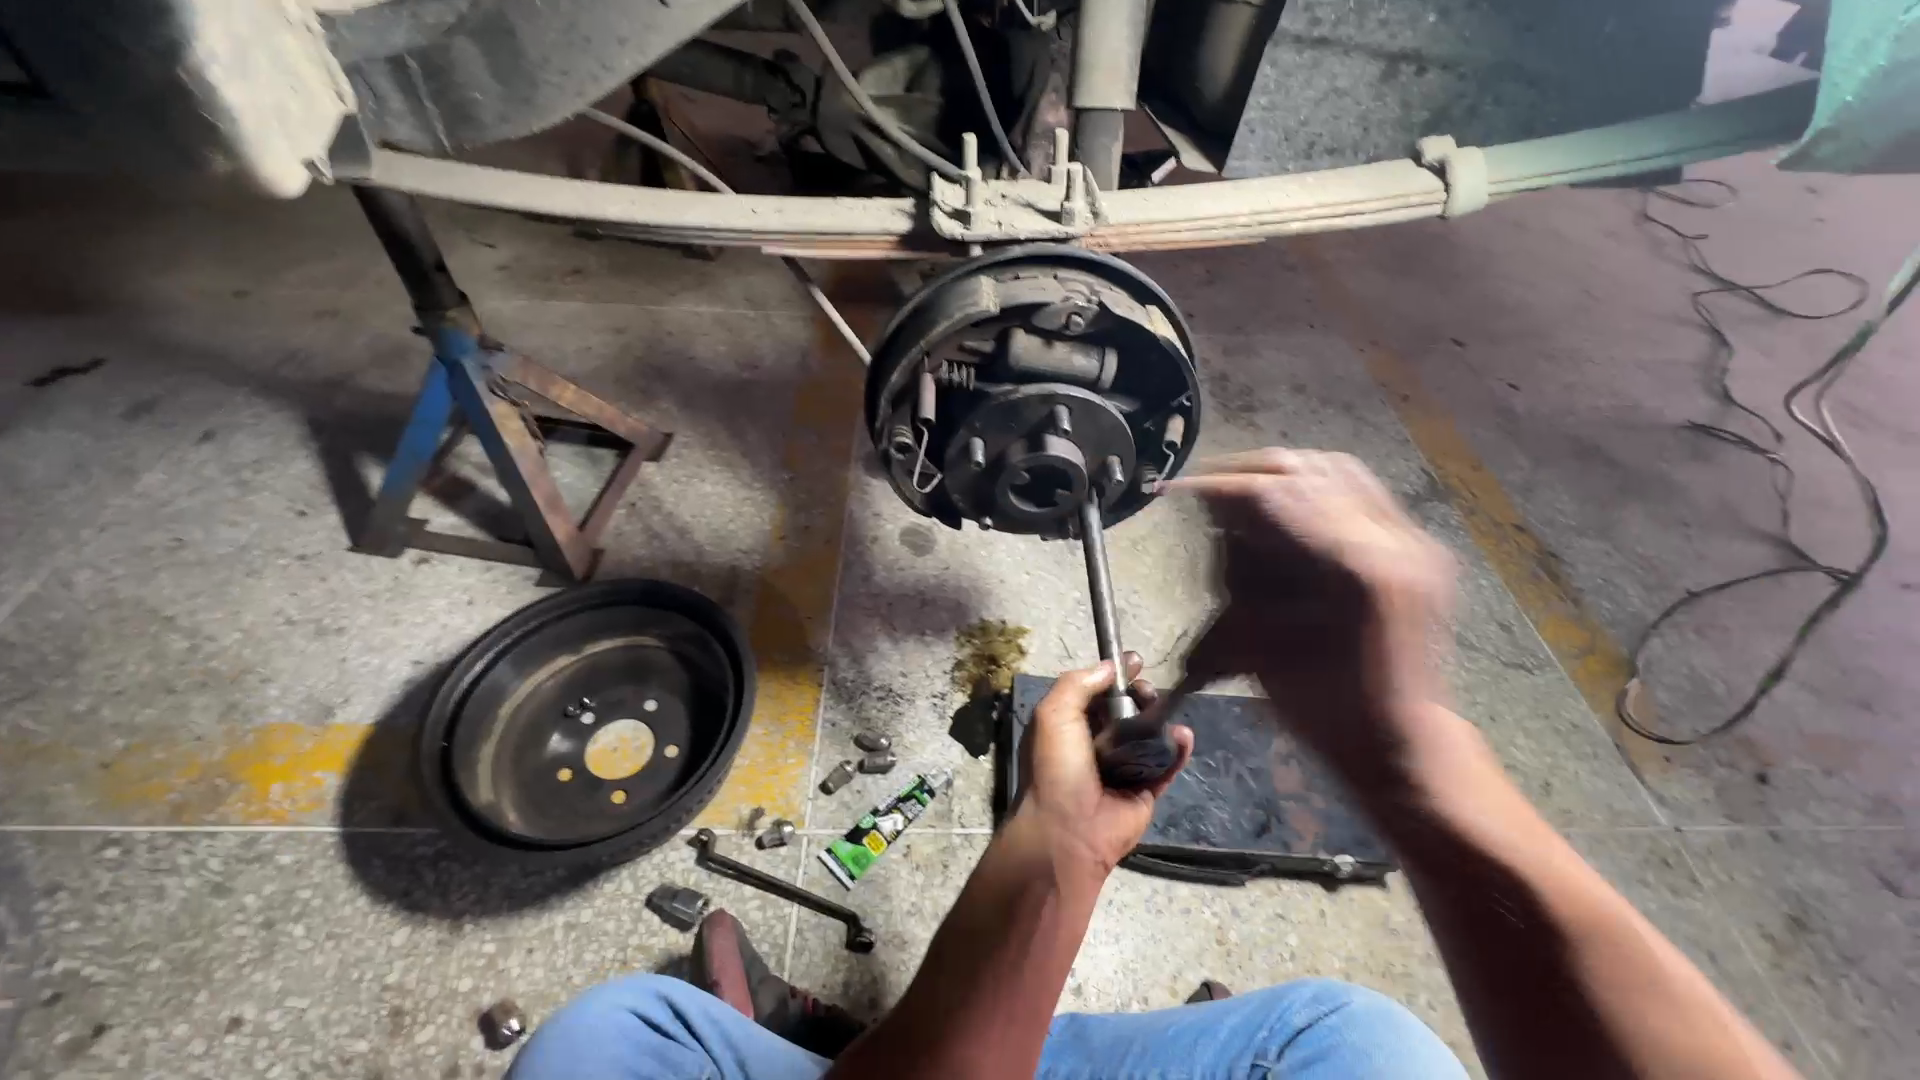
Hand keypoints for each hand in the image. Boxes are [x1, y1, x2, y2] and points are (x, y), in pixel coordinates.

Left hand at [1014, 653, 1192, 878]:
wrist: (1068, 832)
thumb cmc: (1056, 767)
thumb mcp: (1053, 714)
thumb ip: (1077, 684)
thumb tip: (1108, 667)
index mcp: (1068, 728)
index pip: (1096, 694)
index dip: (1114, 676)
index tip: (1135, 662)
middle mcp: (1095, 746)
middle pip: (1126, 711)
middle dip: (1140, 695)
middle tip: (1148, 690)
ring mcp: (1122, 769)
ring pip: (1149, 736)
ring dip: (1160, 718)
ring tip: (1164, 708)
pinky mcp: (1145, 792)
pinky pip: (1166, 766)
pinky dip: (1177, 749)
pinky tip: (1183, 734)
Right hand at [1169, 449, 1453, 777]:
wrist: (1399, 741)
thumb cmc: (1322, 709)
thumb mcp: (1260, 645)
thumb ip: (1242, 574)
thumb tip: (1218, 517)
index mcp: (1354, 574)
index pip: (1276, 496)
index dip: (1221, 487)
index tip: (1181, 491)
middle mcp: (1393, 544)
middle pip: (1307, 470)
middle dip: (1246, 473)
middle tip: (1207, 490)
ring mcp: (1414, 543)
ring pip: (1337, 469)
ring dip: (1282, 474)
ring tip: (1243, 492)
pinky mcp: (1419, 548)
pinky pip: (1362, 491)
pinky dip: (1315, 487)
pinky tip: (1287, 506)